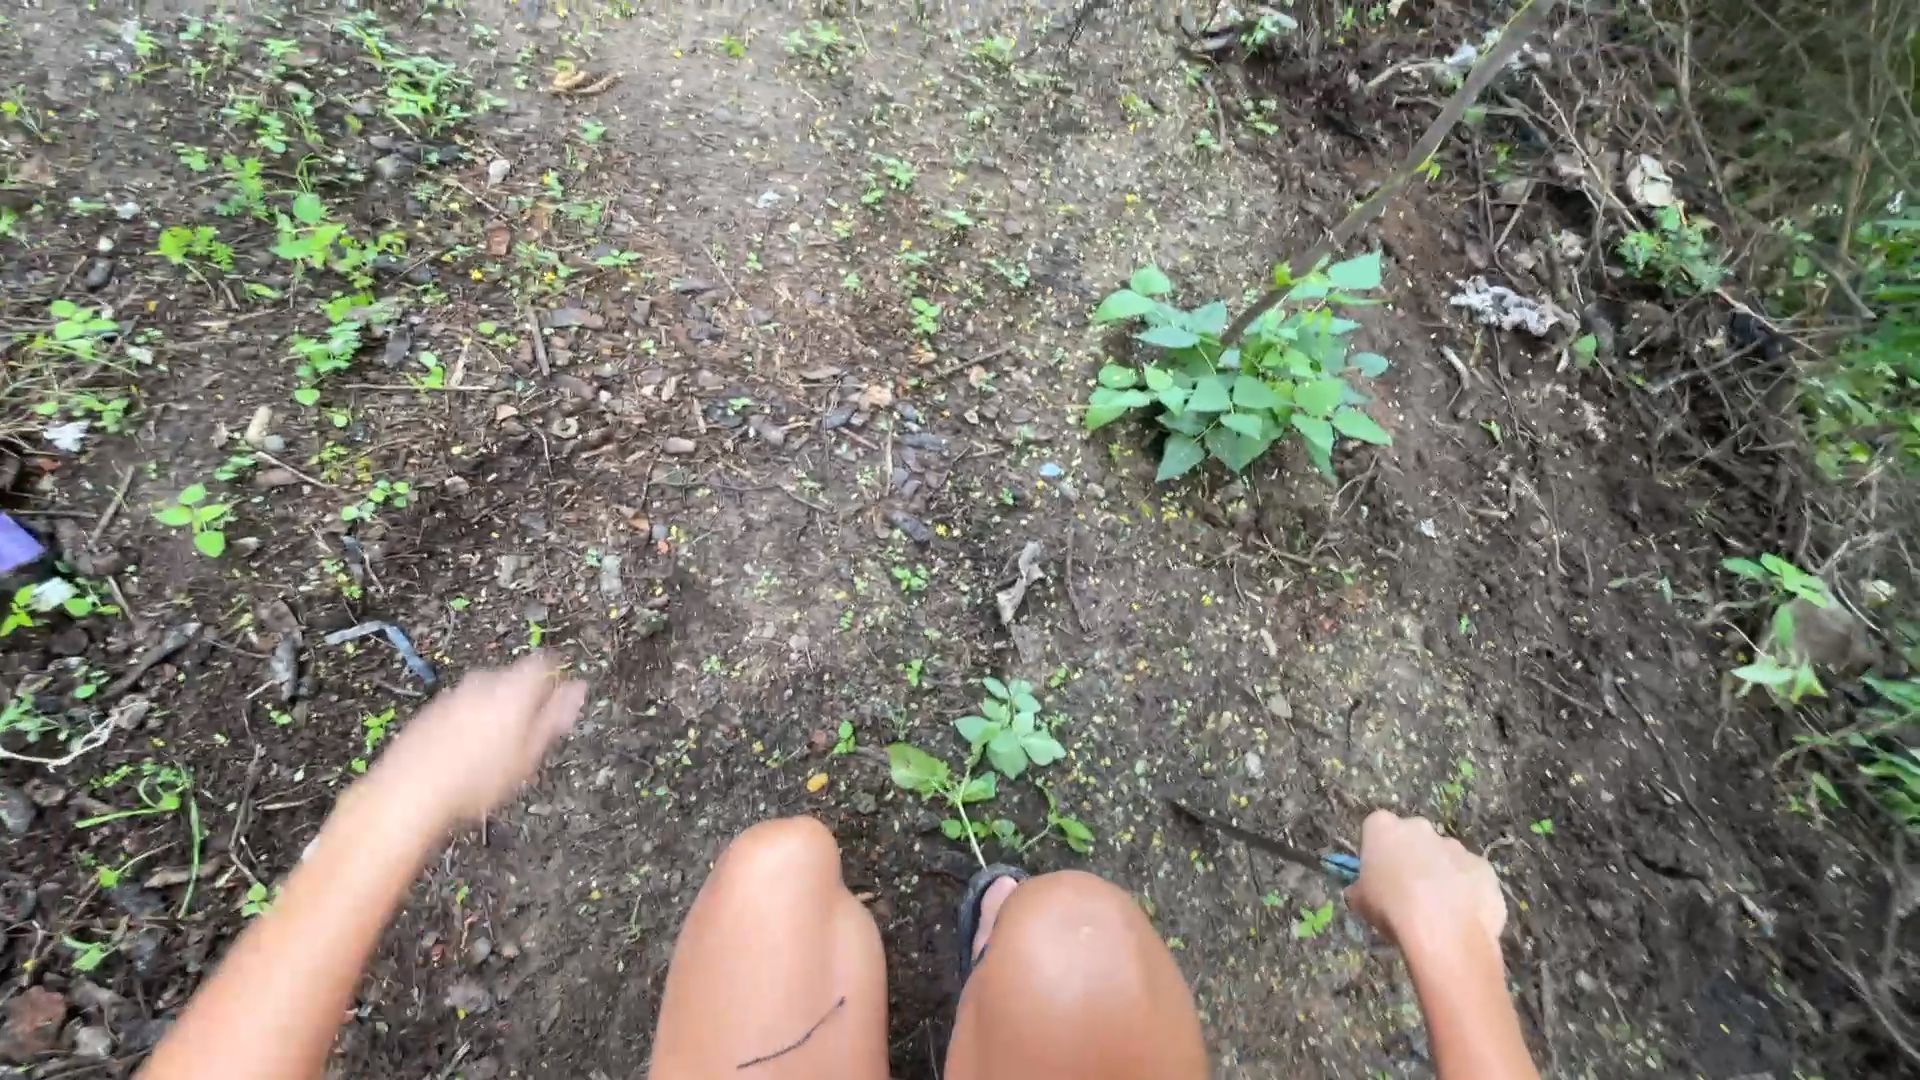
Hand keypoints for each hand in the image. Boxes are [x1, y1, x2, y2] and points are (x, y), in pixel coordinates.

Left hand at [367, 652, 585, 826]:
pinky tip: (467, 753)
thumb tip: (578, 689)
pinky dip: (469, 722)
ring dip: (495, 711)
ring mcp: (453, 697)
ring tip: (496, 748)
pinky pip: (461, 708)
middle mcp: (483, 684)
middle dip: (524, 698)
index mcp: (514, 688)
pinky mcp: (430, 713)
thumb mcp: (529, 753)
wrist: (409, 795)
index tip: (559, 698)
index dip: (555, 678)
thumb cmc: (476, 779)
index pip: (543, 663)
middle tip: (529, 732)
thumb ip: (556, 716)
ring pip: (486, 694)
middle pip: (513, 679)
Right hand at [1345, 811, 1504, 957]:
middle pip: (1413, 838)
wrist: (1444, 934)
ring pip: (1445, 856)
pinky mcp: (1484, 867)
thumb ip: (1360, 889)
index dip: (1378, 852)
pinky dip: (1468, 889)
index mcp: (1382, 827)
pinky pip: (1472, 875)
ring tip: (1440, 908)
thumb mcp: (1360, 901)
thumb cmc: (1391, 909)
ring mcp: (1455, 846)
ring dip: (1442, 873)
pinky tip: (1463, 914)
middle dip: (1412, 857)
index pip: (1376, 829)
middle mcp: (1419, 827)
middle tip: (1408, 890)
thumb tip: (1362, 892)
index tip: (1379, 874)